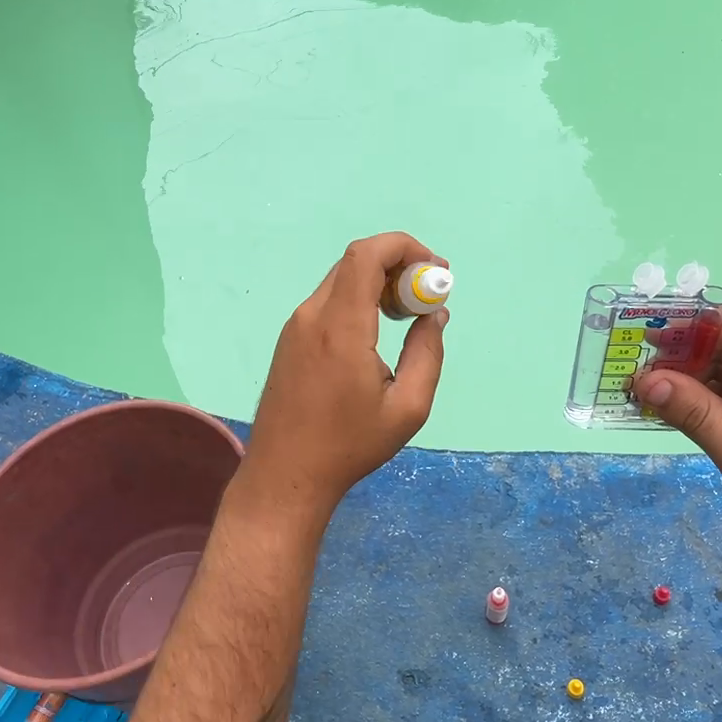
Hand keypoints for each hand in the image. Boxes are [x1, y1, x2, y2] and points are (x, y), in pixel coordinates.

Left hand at [245, 233, 447, 509]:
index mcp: (341, 328)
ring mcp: (295, 326)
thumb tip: (434, 315)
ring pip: (341, 279)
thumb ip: (427, 354)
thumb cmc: (349, 446)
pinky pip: (329, 300)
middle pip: (355, 261)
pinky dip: (358, 299)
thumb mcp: (407, 407)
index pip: (366, 255)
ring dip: (378, 283)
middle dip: (398, 265)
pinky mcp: (290, 340)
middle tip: (426, 295)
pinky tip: (376, 333)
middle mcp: (312, 316)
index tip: (436, 271)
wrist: (285, 474)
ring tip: (406, 316)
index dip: (405, 247)